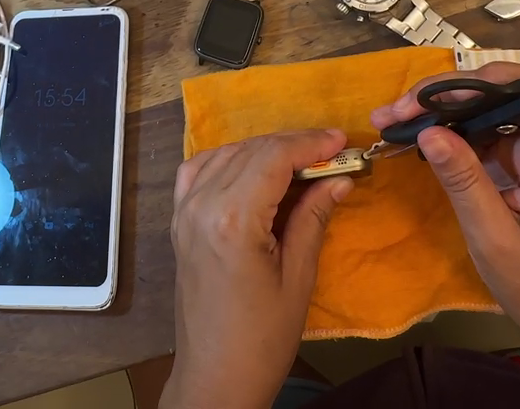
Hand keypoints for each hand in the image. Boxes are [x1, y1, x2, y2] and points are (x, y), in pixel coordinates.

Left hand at [163, 129, 352, 408]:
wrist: (214, 378)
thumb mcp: (297, 279)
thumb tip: (339, 179)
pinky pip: (199, 169)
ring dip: (263, 149)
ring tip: (300, 158)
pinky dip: (228, 158)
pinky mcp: (178, 219)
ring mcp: (184, 209)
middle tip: (331, 150)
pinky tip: (251, 166)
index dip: (309, 143)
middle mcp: (202, 203)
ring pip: (226, 153)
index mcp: (232, 218)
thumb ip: (313, 218)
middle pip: (251, 150)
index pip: (273, 157)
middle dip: (293, 144)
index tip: (341, 140)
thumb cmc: (262, 338)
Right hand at [370, 63, 519, 350]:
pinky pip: (480, 131)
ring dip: (438, 109)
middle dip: (445, 94)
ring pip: (485, 108)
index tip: (436, 95)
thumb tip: (429, 132)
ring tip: (392, 120)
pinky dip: (445, 130)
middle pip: (502, 94)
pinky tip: (414, 138)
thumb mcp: (496, 244)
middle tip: (395, 111)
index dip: (489, 82)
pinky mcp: (517, 163)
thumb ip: (466, 185)